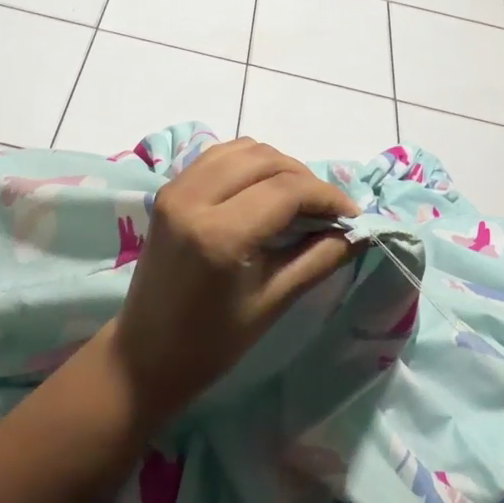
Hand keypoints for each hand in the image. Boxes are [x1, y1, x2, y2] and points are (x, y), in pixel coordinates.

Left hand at [107, 139, 359, 419]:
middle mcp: (194, 198)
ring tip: (300, 199)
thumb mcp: (272, 303)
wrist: (145, 355)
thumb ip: (317, 259)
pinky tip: (265, 191)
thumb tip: (358, 232)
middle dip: (305, 178)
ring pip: (242, 149)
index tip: (353, 215)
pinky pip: (218, 157)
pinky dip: (249, 164)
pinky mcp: (169, 190)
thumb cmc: (211, 343)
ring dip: (278, 165)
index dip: (327, 196)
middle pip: (266, 160)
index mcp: (220, 234)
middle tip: (329, 209)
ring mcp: (176, 189)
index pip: (286, 190)